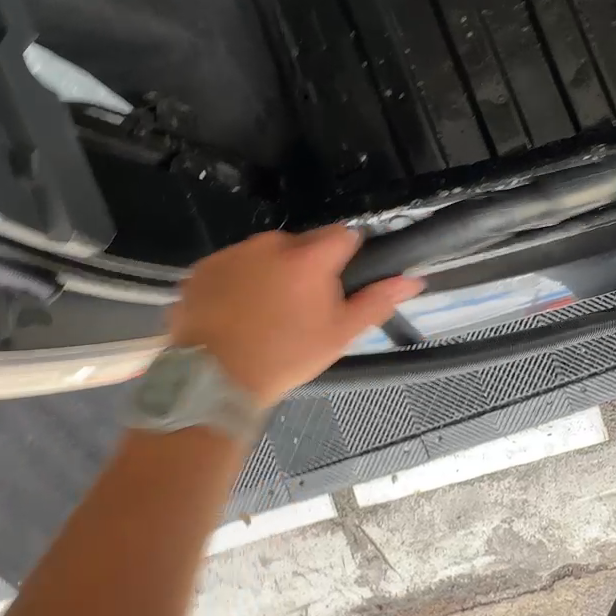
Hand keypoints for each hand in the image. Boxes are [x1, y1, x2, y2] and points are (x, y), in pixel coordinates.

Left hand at [167, 226, 423, 404]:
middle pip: (302, 244)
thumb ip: (377, 301)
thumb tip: (413, 280)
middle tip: (303, 307)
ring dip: (271, 272)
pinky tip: (236, 313)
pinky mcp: (202, 268)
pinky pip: (231, 266)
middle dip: (306, 267)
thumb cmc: (285, 357)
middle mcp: (270, 245)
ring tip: (266, 313)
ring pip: (265, 254)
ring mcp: (232, 254)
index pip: (344, 235)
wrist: (213, 380)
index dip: (347, 256)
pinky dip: (237, 282)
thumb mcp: (340, 335)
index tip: (339, 282)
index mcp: (309, 258)